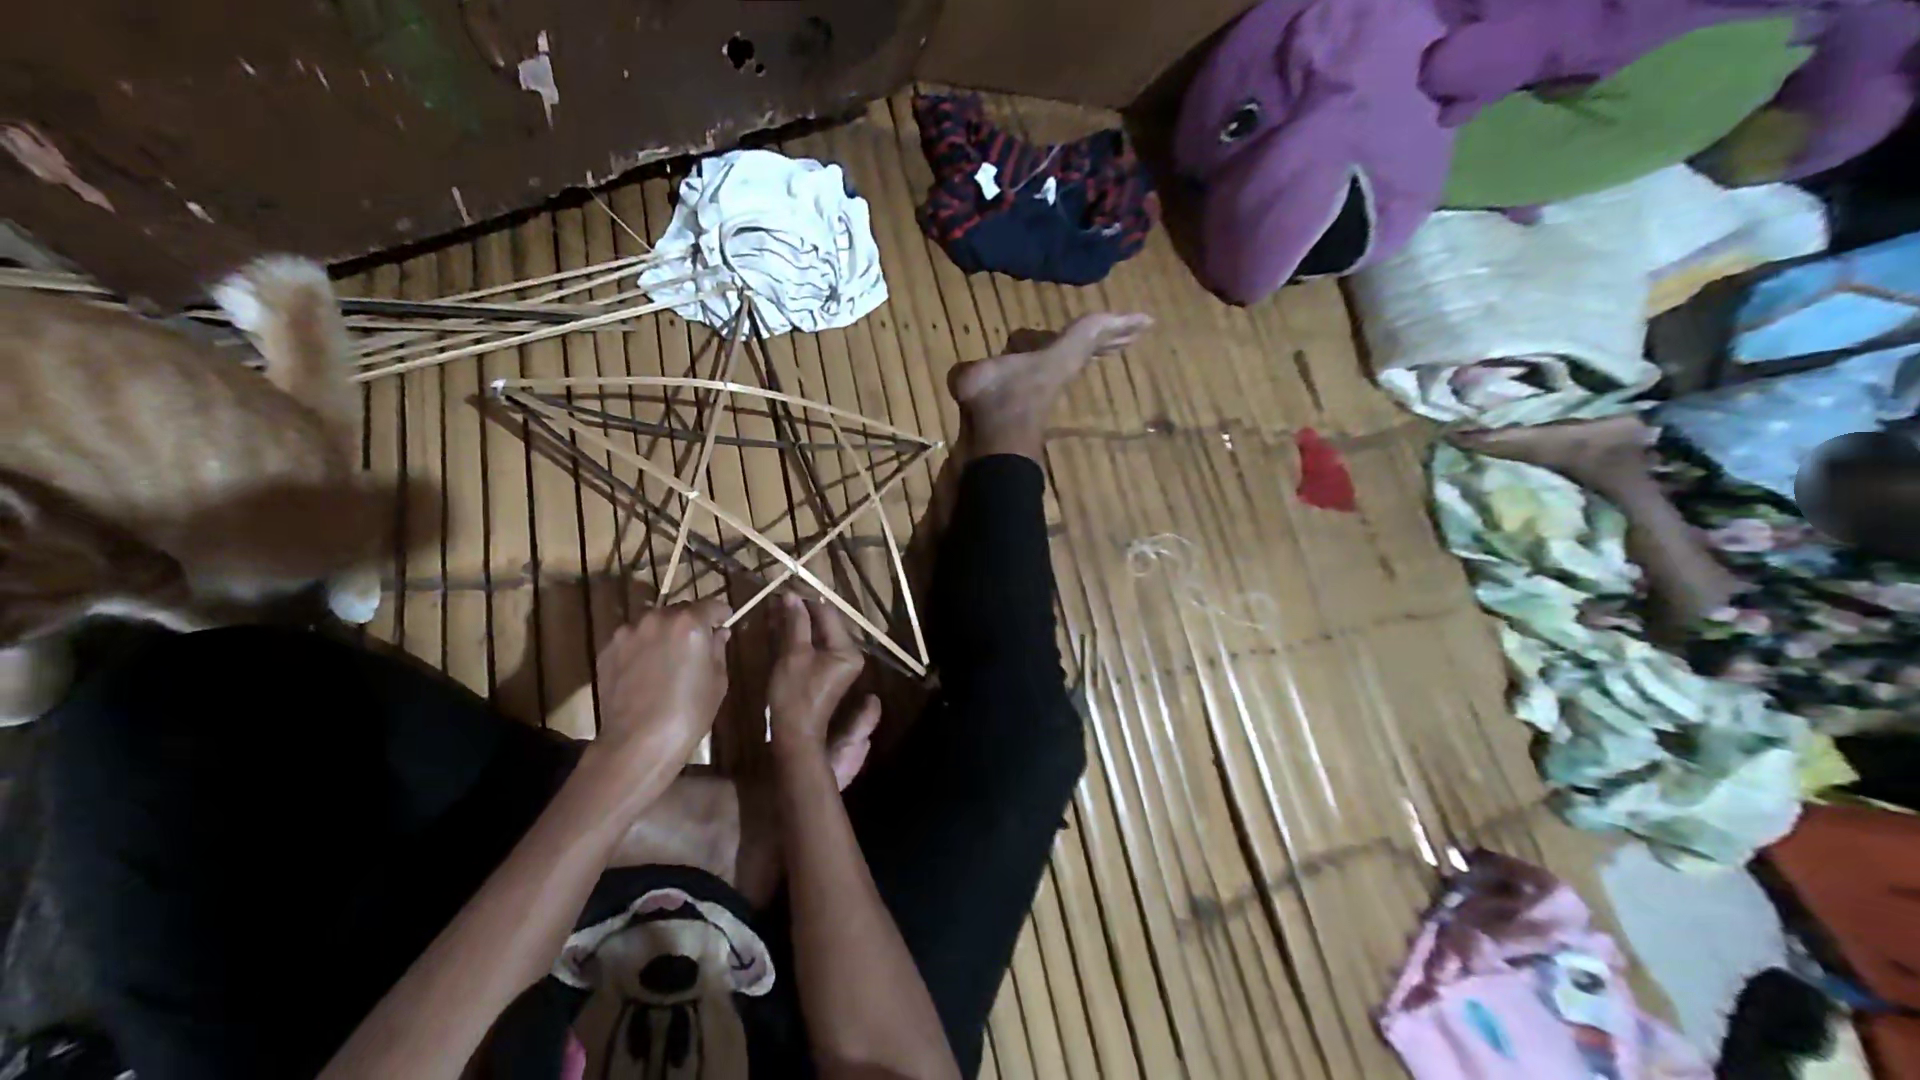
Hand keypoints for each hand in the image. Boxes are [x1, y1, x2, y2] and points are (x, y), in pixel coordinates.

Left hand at [593, 597, 730, 776]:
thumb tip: (718, 634)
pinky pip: (632, 641)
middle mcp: (657, 619)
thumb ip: (718, 649)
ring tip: (667, 658)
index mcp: (690, 623)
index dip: (721, 613)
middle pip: (679, 611)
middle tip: (696, 644)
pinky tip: (645, 672)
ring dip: (663, 634)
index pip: (711, 605)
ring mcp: (628, 633)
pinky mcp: (608, 651)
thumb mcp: (717, 680)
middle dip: (690, 622)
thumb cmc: (689, 712)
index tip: (725, 621)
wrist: (638, 741)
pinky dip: (641, 648)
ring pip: (653, 624)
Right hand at [766, 594, 871, 763]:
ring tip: (774, 611)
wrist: (793, 734)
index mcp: (847, 649)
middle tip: (776, 600)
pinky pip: (815, 646)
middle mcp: (848, 654)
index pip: (828, 614)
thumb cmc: (794, 694)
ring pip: (818, 634)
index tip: (784, 589)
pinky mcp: (827, 671)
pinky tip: (780, 629)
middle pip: (825, 623)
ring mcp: (839, 663)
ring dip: (797, 623)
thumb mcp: (793, 654)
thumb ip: (795, 622)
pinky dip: (799, 637)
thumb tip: (791, 595)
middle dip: (800, 612)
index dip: (806, 601)